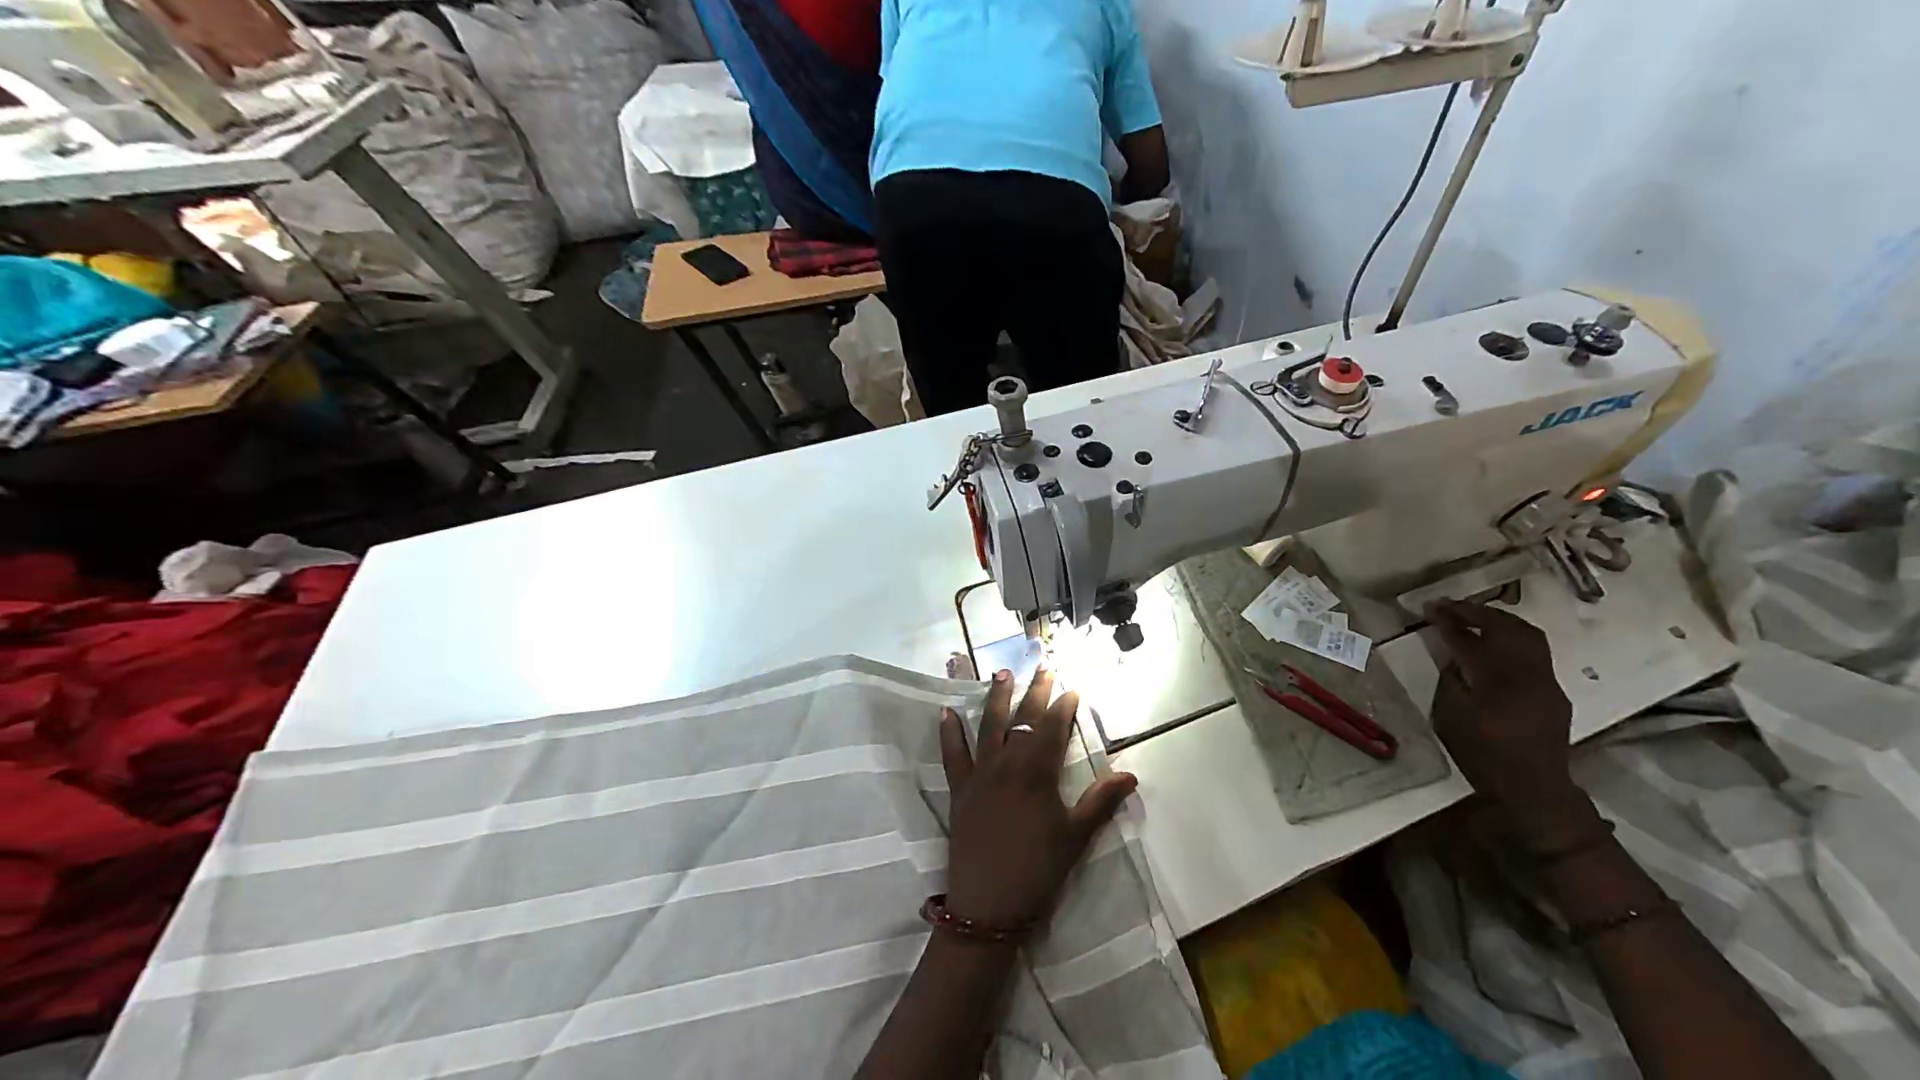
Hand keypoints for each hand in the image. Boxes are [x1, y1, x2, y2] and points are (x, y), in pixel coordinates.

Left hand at [939, 668, 1137, 929]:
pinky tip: (946, 711)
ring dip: (996, 698)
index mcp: (1037, 773)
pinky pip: (952, 754)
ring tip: (1002, 673)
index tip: (1073, 688)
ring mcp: (979, 774)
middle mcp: (1006, 764)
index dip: (1064, 707)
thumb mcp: (1076, 837)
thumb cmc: (1038, 871)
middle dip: (1035, 692)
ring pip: (989, 726)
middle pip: (1023, 719)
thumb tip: (1131, 775)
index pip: (1052, 729)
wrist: (988, 905)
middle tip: (1044, 667)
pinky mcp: (959, 789)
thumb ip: (1101, 802)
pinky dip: (949, 732)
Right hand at [1427, 600, 1597, 847]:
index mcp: (1496, 680)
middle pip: (1507, 627)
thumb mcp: (1450, 715)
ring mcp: (1547, 681)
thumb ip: (1453, 677)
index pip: (1470, 638)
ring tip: (1475, 617)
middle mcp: (1528, 674)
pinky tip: (1497, 644)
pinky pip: (1535, 651)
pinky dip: (1513, 638)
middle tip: (1451, 606)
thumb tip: (1456, 653)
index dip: (1449, 619)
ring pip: (1528, 635)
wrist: (1531, 789)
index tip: (1430, 606)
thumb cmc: (1480, 754)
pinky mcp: (1554, 691)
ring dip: (1500, 621)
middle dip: (1478, 612)